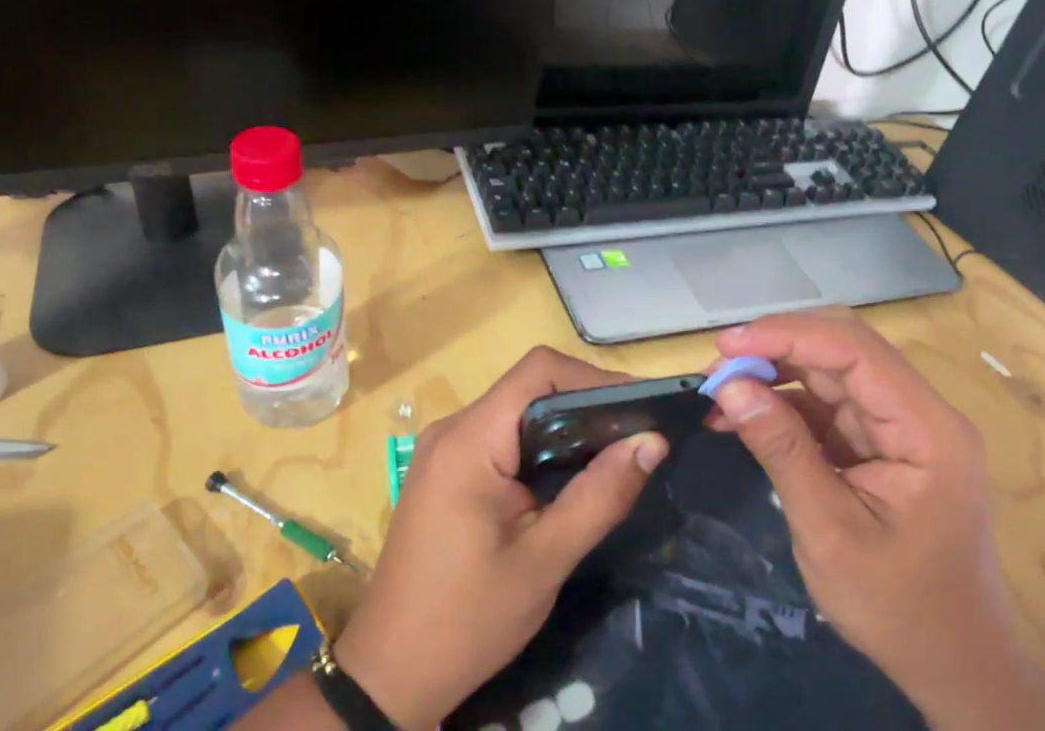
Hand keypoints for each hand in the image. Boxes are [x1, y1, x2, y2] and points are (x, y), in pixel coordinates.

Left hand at [333, 347, 667, 729]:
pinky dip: (546, 450)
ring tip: (622, 456)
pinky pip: (505, 441)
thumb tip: (652, 442)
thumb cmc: (467, 618)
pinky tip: (578, 477)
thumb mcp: (544, 561)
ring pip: (520, 415)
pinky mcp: (450, 473)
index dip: (596, 379)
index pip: (538, 371)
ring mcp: (447, 451)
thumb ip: (599, 496)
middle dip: (591, 406)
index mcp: (468, 441)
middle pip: (531, 389)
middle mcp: (453, 431)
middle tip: (644, 438)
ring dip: (571, 430)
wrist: (392, 672)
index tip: (644, 410)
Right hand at [709, 312, 1044, 730]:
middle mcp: (921, 415)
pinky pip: (831, 409)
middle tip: (717, 365)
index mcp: (927, 429)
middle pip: (845, 352)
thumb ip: (782, 449)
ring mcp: (903, 430)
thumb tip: (731, 386)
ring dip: (776, 377)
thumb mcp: (828, 529)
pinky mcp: (884, 447)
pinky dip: (786, 408)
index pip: (855, 350)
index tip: (727, 346)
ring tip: (720, 395)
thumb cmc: (897, 605)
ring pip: (833, 375)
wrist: (953, 663)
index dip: (788, 335)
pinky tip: (745, 418)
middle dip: (778, 349)